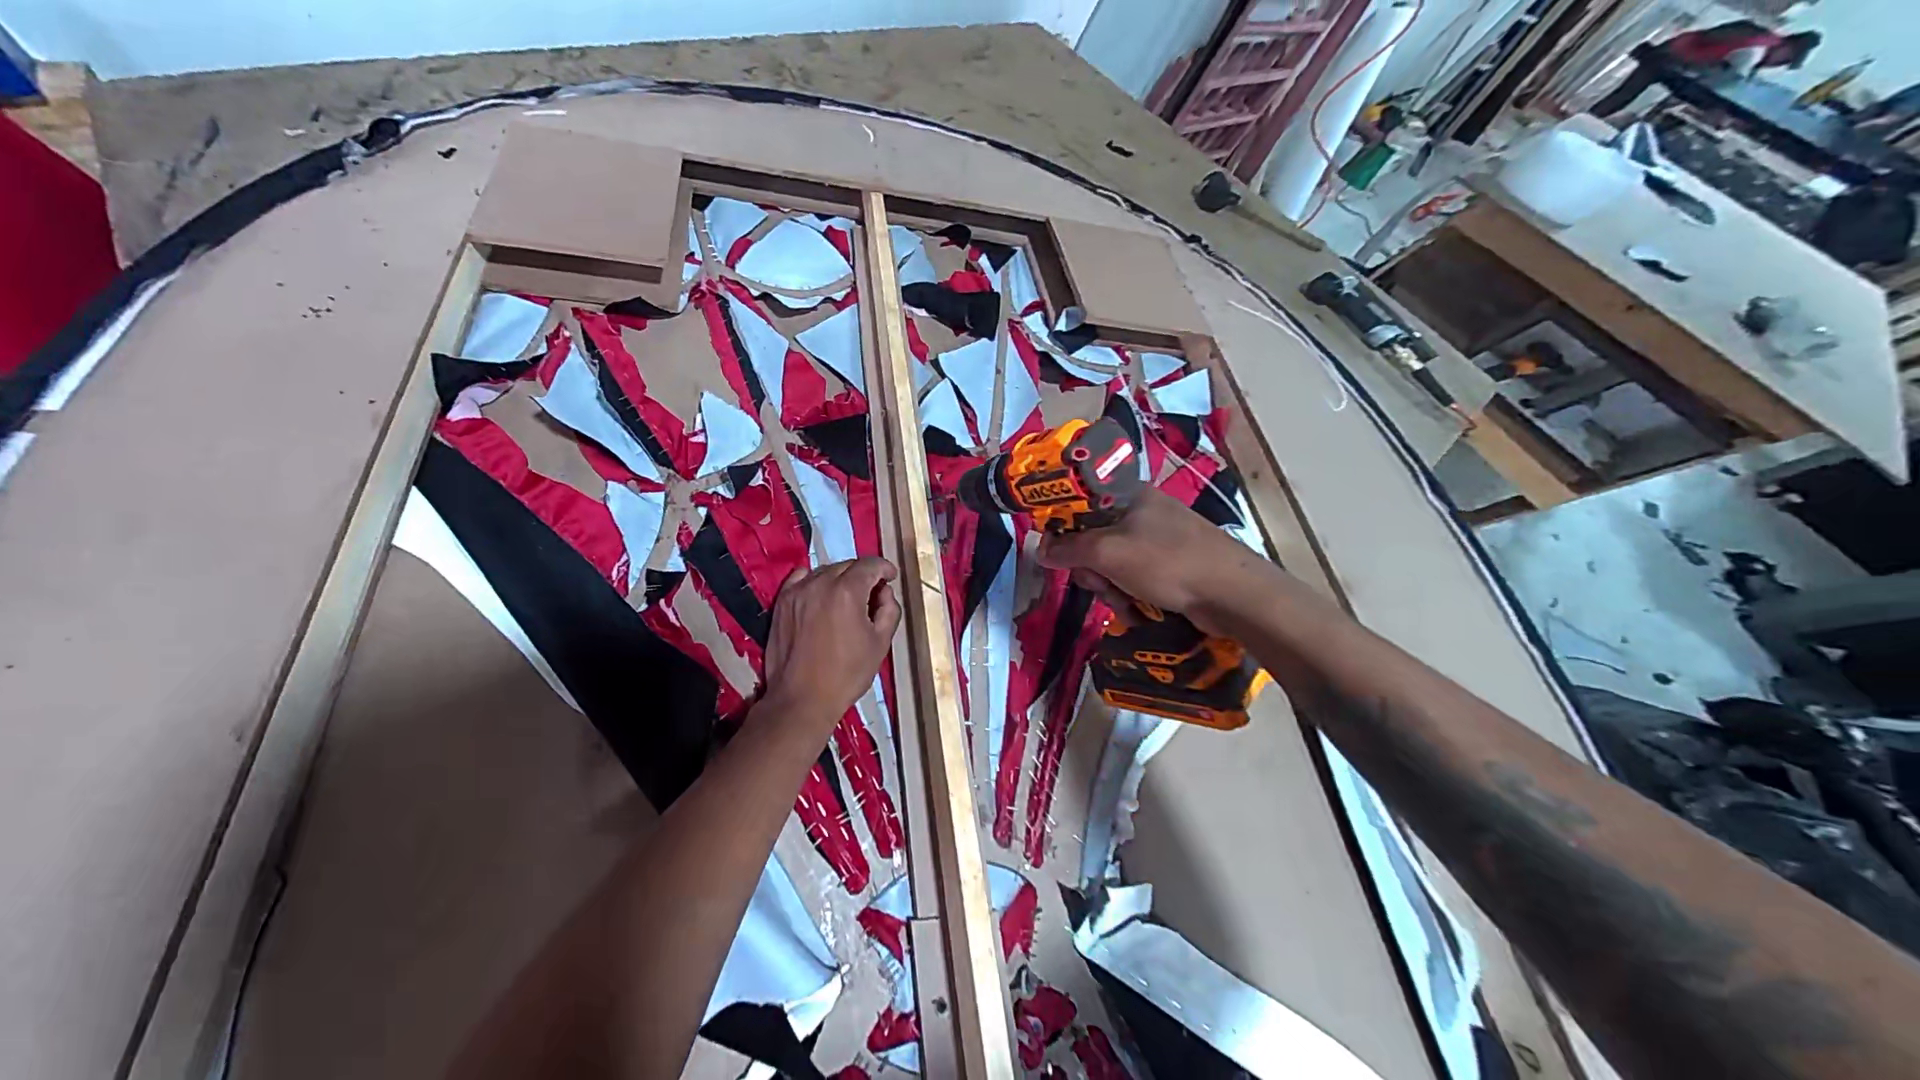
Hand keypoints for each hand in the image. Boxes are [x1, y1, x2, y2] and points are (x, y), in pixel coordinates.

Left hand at [759, 557, 901, 726]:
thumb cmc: (846, 674)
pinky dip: (814, 580)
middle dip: (863, 574)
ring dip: (840, 578)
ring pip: (825, 571)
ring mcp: (797, 591)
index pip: (870, 565)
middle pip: (847, 565)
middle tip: (872, 593)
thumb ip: (889, 610)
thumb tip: (885, 592)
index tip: (890, 577)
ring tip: (848, 598)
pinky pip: (801, 578)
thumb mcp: (880, 643)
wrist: (802, 699)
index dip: (884, 568)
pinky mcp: (782, 602)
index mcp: (847, 592)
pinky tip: (821, 594)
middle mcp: (821, 584)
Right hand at [1035, 488, 1276, 635]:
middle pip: (1092, 539)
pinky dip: (1130, 595)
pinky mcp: (1169, 566)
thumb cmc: (1167, 562)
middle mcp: (1141, 512)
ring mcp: (1157, 540)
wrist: (1231, 594)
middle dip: (1091, 568)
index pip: (1079, 504)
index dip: (1062, 530)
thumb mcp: (1108, 552)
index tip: (1055, 554)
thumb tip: (1040, 550)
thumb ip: (1069, 549)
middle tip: (1101, 583)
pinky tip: (1137, 610)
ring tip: (1125, 602)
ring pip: (1111, 563)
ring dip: (1110, 587)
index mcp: (1128, 496)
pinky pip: (1133, 578)